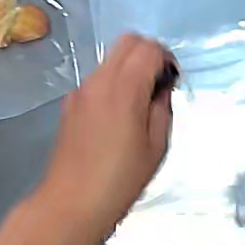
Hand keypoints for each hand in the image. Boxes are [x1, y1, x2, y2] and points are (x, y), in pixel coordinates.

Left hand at [31, 34, 176, 236]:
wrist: (72, 203)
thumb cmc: (121, 179)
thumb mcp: (157, 146)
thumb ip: (162, 109)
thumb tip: (161, 91)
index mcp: (124, 90)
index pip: (149, 49)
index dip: (167, 58)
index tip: (173, 81)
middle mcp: (100, 81)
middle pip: (128, 41)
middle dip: (150, 53)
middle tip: (160, 82)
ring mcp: (82, 90)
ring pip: (112, 57)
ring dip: (132, 66)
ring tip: (142, 100)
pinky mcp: (71, 102)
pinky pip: (99, 77)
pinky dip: (116, 80)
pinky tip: (121, 114)